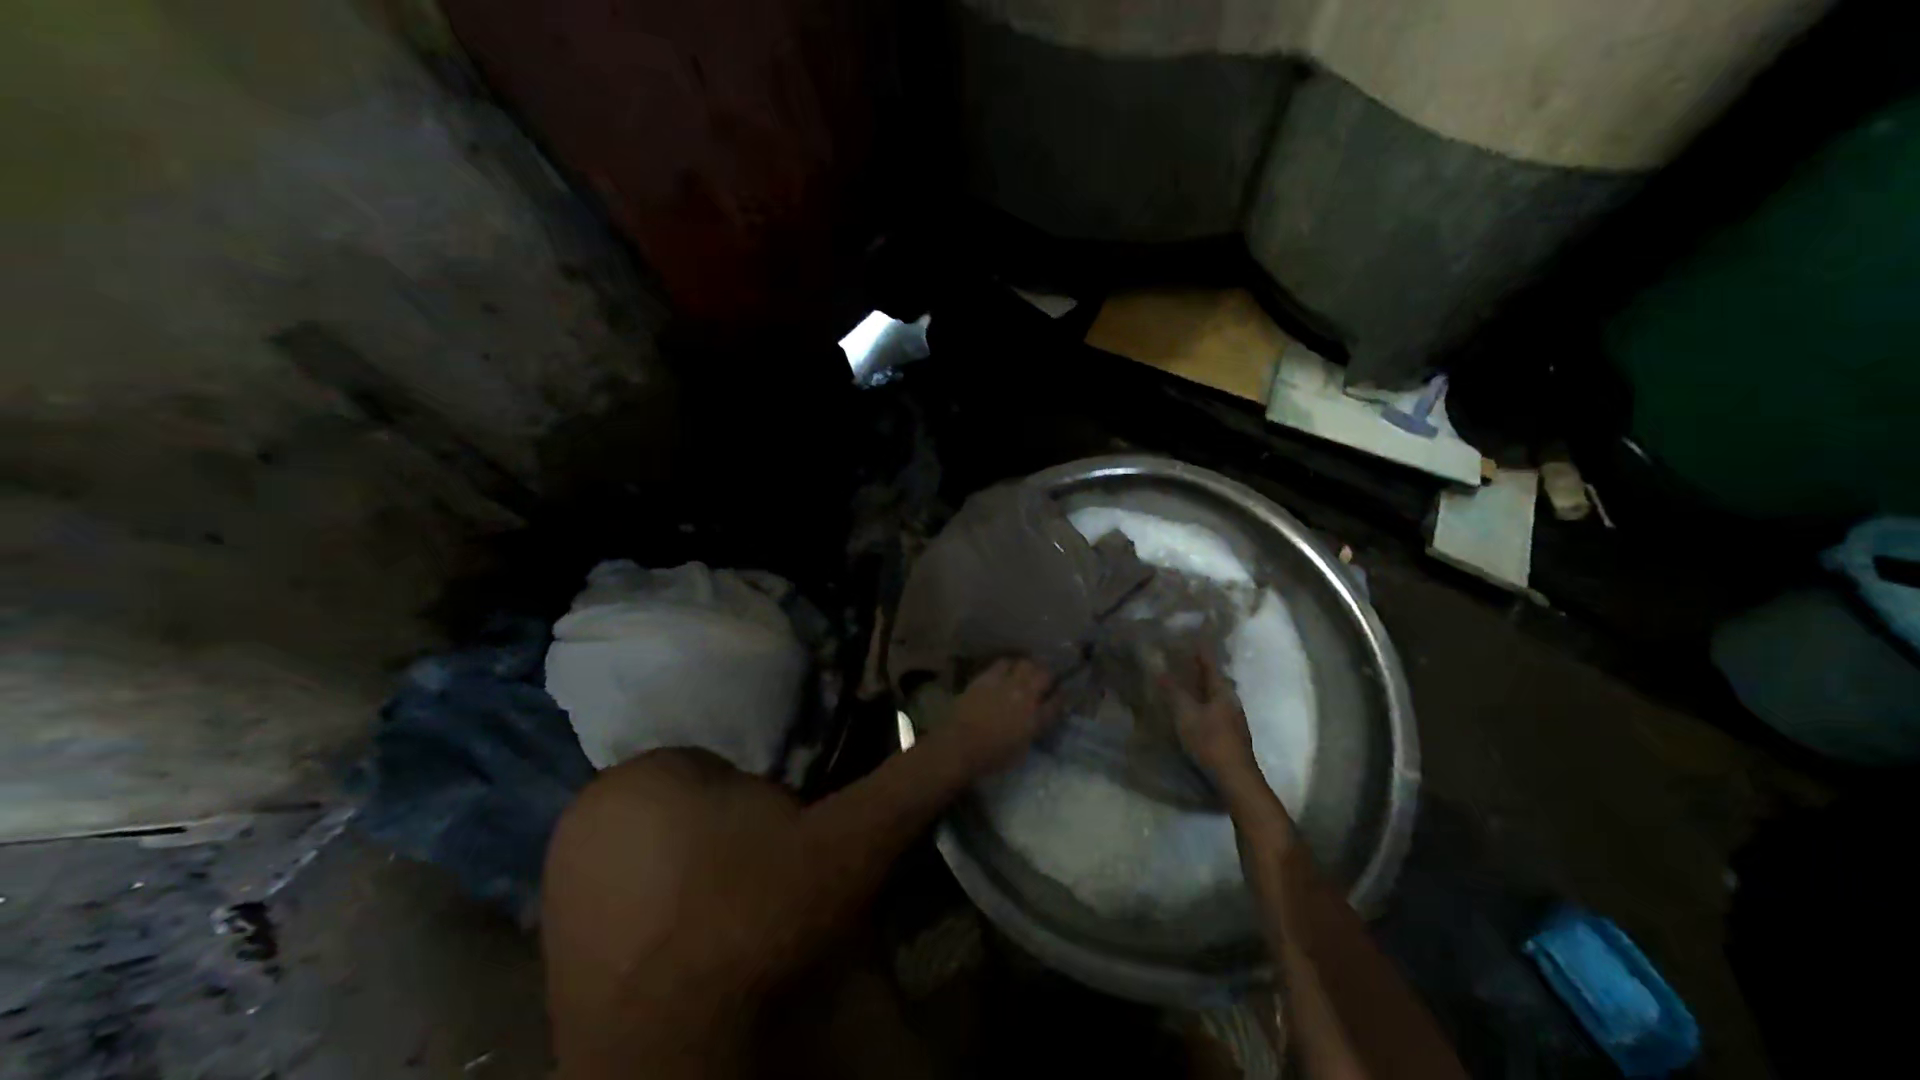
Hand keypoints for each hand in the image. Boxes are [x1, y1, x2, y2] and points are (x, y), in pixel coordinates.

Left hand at [944, 657, 1060, 774]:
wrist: (960, 745)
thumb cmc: (991, 757)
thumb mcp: (1021, 751)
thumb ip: (1032, 732)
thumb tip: (1034, 722)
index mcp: (1036, 719)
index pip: (1057, 702)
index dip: (1061, 696)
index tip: (1059, 695)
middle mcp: (1026, 697)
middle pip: (1046, 676)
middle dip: (1048, 676)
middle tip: (1045, 680)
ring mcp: (1007, 684)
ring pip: (1026, 664)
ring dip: (1029, 667)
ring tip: (1026, 671)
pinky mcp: (988, 677)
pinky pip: (1003, 663)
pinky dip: (1009, 665)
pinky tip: (1006, 670)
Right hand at [1165, 652, 1258, 785]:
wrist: (1236, 779)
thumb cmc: (1210, 741)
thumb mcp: (1186, 714)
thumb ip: (1174, 691)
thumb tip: (1160, 668)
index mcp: (1223, 691)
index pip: (1210, 664)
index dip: (1201, 651)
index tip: (1192, 636)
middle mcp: (1231, 701)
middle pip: (1215, 679)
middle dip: (1200, 669)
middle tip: (1183, 658)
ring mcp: (1234, 719)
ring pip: (1215, 696)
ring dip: (1201, 687)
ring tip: (1185, 682)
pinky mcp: (1231, 735)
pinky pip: (1215, 710)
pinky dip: (1203, 703)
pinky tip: (1194, 710)